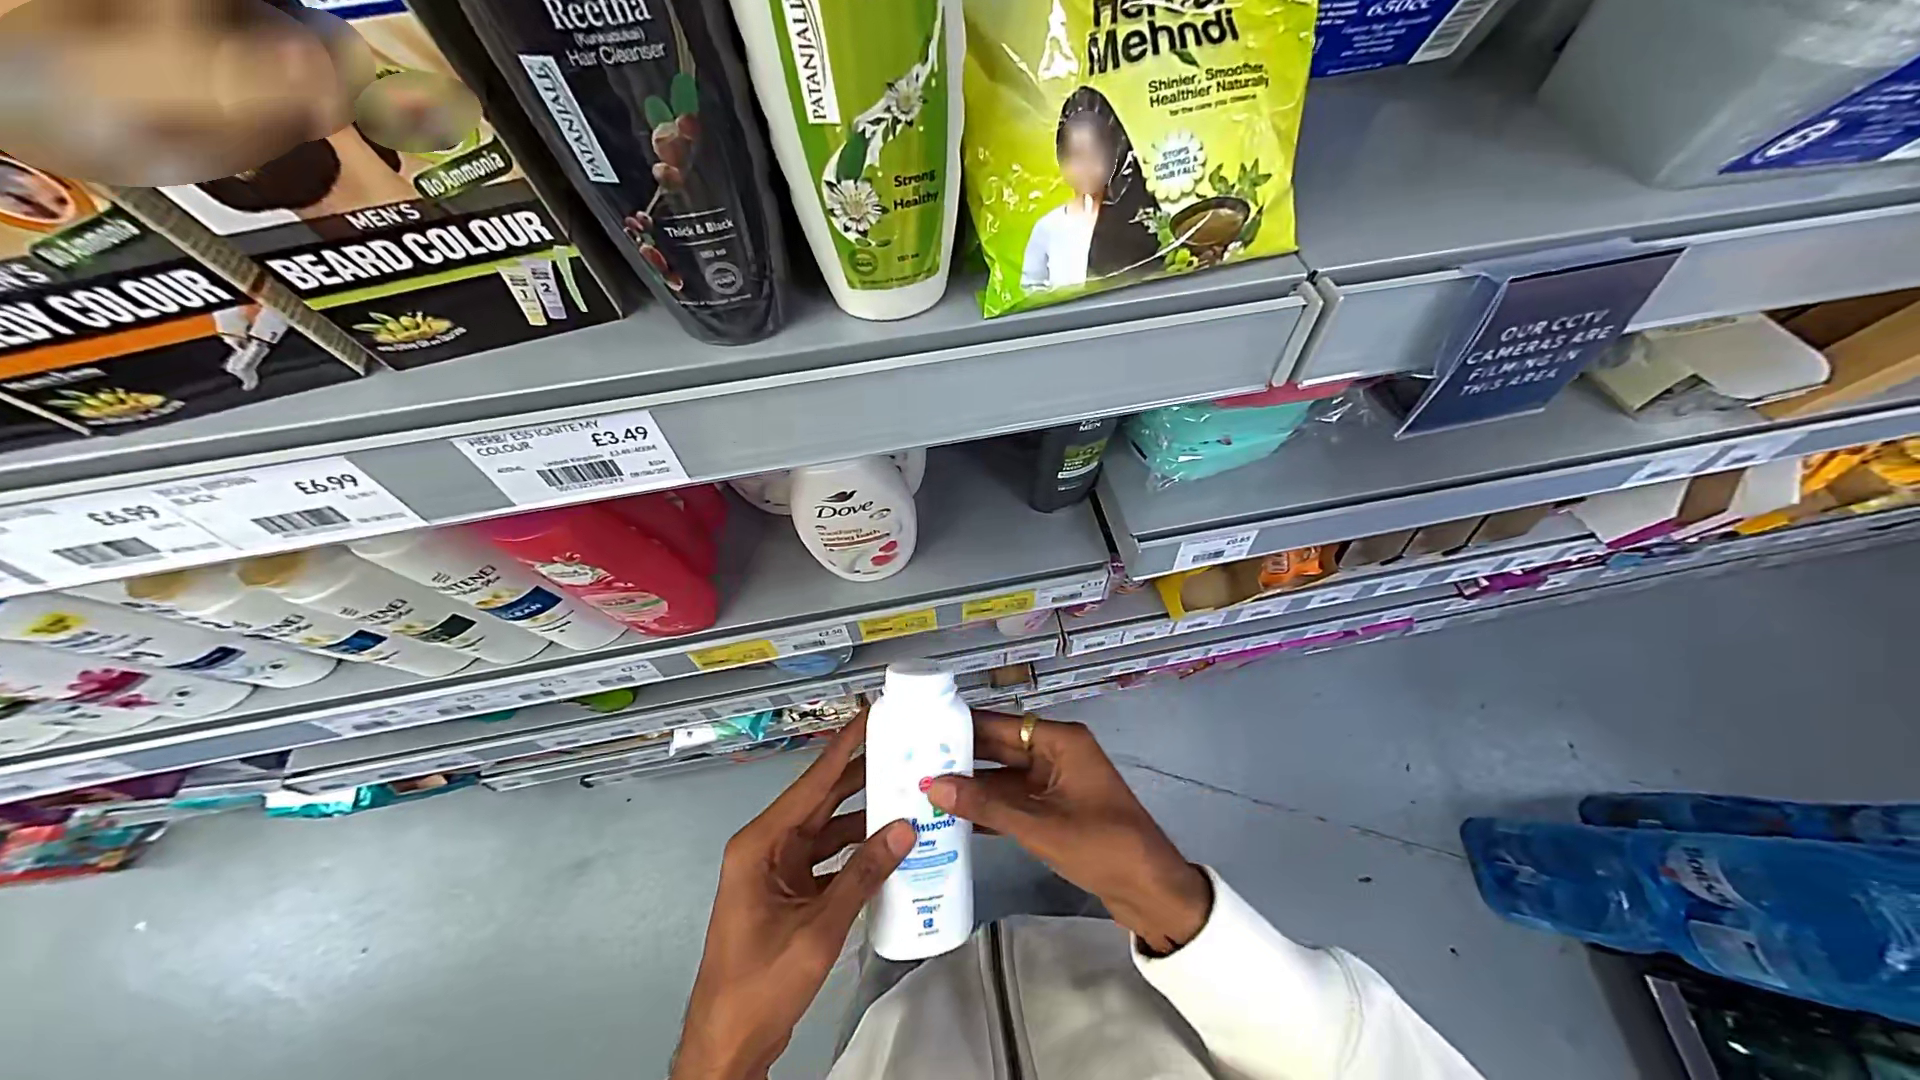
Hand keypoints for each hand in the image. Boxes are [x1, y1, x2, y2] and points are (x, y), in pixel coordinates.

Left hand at [673, 711, 913, 1079]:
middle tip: (901, 750)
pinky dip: (857, 852)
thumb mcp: (820, 927)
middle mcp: (768, 846)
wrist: (728, 1045)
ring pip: (828, 829)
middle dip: (861, 775)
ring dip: (864, 817)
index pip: (812, 782)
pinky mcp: (790, 890)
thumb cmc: (761, 984)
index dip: (844, 746)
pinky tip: (889, 846)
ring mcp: (778, 869)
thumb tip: (905, 828)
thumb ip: (864, 874)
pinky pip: (828, 858)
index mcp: (761, 843)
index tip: (871, 715)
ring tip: (905, 795)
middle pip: (822, 799)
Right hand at [928, 713, 1211, 954]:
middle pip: (999, 748)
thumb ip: (986, 806)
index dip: (963, 725)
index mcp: (1061, 741)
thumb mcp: (1040, 826)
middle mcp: (1055, 753)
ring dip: (970, 786)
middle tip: (913, 759)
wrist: (1151, 891)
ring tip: (922, 787)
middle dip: (961, 756)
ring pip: (1002, 777)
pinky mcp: (1052, 808)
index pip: (1002, 724)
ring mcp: (1053, 782)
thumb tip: (933, 786)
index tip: (922, 728)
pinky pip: (1013, 800)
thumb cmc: (1103, 845)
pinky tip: (952, 816)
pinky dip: (988, 808)